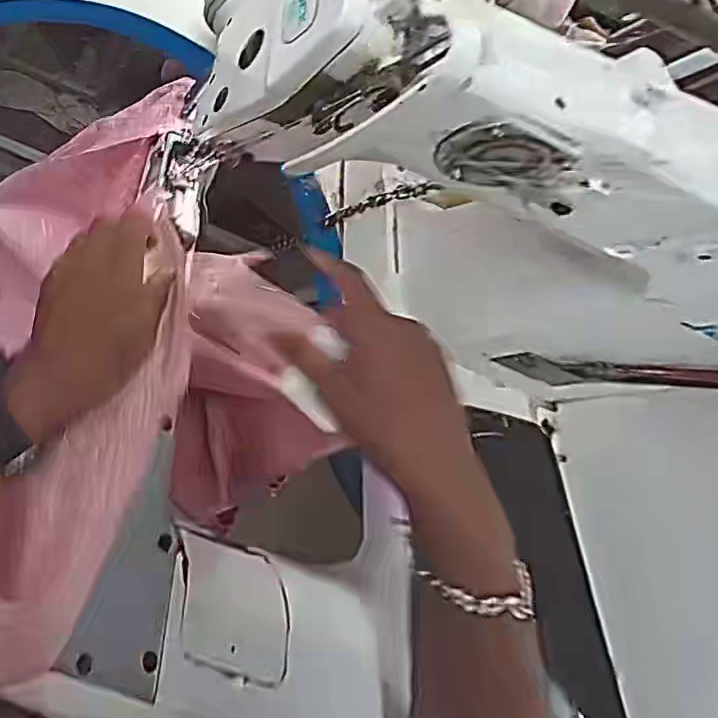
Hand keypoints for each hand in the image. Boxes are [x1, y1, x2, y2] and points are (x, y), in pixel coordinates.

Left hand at [8, 207, 173, 441]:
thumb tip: (167, 269)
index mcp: (122, 263)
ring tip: (113, 268)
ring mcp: (67, 264)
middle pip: (108, 222)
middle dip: (124, 231)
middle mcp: (92, 255)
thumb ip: (160, 290)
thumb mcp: (148, 327)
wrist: (58, 376)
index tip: (156, 243)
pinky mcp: (51, 277)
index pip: (135, 220)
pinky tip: (89, 281)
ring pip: (88, 235)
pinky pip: (71, 253)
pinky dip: (84, 258)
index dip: (148, 226)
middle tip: (137, 254)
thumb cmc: (111, 356)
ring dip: (103, 243)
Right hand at [273, 251, 480, 506]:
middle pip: (362, 311)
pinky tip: (377, 391)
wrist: (437, 464)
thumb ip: (302, 353)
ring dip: (362, 343)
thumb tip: (281, 333)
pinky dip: (385, 356)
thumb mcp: (331, 390)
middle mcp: (404, 329)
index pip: (348, 279)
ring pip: (381, 331)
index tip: (315, 253)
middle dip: (338, 325)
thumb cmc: (387, 429)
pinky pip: (402, 347)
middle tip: (320, 351)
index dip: (327, 262)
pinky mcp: (437, 365)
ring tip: (350, 382)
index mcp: (375, 327)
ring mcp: (425, 346)